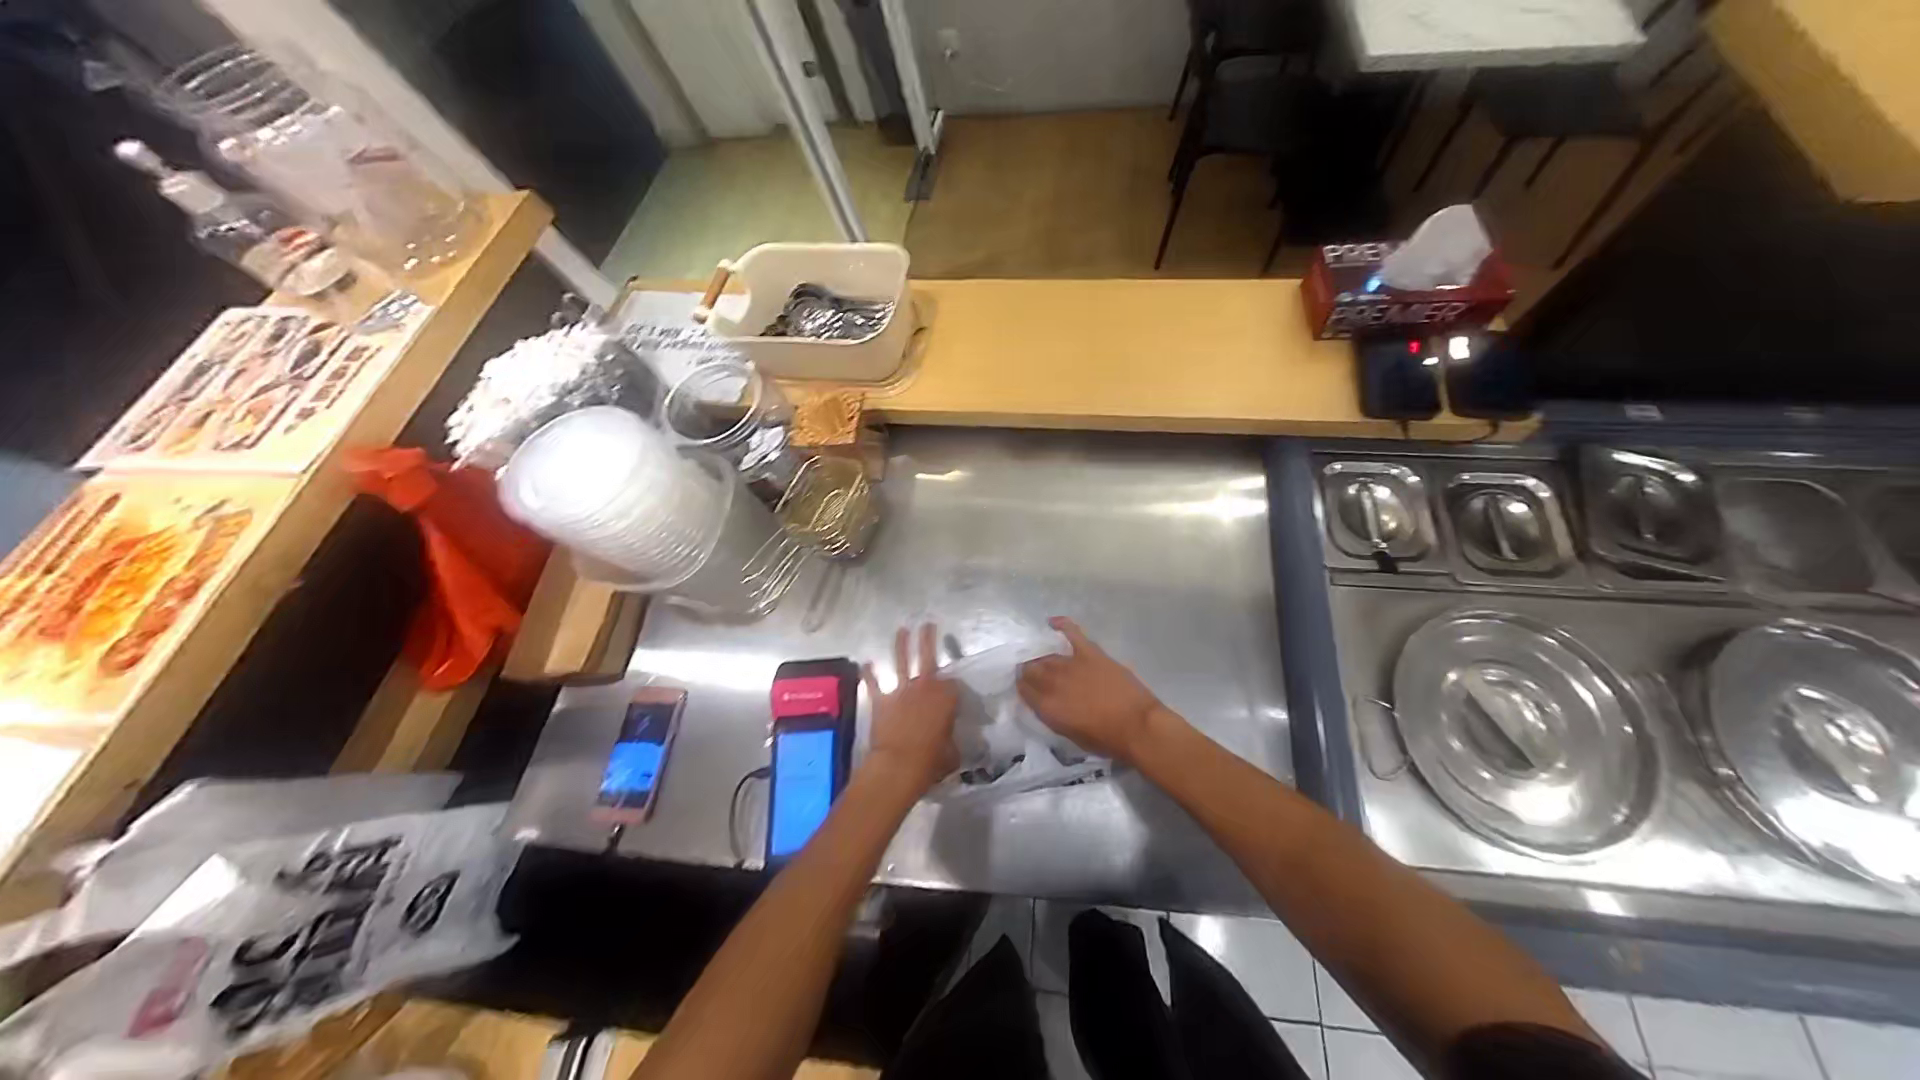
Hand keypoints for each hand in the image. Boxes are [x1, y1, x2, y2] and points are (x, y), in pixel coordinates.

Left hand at [862, 623, 960, 794]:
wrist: (899, 764)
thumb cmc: (932, 760)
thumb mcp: (953, 752)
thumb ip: (952, 741)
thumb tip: (952, 744)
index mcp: (947, 697)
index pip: (954, 684)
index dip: (954, 687)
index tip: (955, 691)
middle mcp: (925, 687)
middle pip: (927, 657)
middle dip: (928, 639)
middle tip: (928, 624)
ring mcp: (901, 692)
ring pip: (902, 662)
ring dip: (901, 645)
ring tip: (902, 629)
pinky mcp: (881, 701)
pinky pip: (874, 684)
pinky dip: (869, 674)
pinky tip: (865, 663)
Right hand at [1017, 617, 1166, 764]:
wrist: (1138, 726)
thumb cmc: (1106, 739)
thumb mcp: (1070, 735)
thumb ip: (1053, 716)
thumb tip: (1047, 703)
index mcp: (1047, 706)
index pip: (1023, 689)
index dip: (1024, 687)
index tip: (1027, 688)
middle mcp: (1052, 682)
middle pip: (1031, 669)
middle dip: (1030, 671)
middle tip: (1036, 675)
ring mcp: (1071, 664)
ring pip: (1047, 655)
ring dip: (1043, 657)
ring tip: (1045, 659)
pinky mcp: (1090, 652)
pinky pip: (1071, 632)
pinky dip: (1062, 625)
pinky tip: (1052, 622)